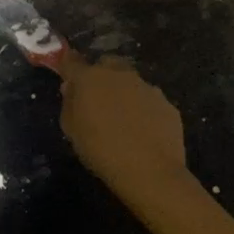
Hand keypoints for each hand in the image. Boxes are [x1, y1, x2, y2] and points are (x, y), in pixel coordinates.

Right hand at [59, 52, 189, 193]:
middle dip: (101, 75)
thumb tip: (72, 88)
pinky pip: (150, 100)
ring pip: (131, 81)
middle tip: (98, 97)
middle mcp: (119, 75)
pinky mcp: (167, 104)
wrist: (151, 171)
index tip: (67, 73)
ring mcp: (146, 87)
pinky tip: (144, 130)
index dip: (67, 65)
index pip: (72, 61)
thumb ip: (69, 103)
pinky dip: (144, 109)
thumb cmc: (101, 150)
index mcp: (89, 78)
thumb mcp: (71, 129)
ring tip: (124, 118)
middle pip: (107, 63)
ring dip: (124, 92)